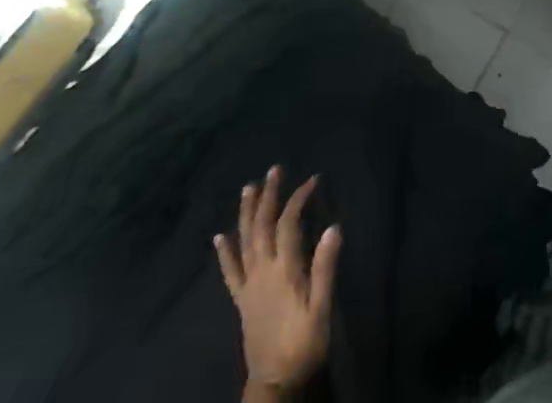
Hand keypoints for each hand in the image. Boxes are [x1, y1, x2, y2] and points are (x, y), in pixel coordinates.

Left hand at [215, 166, 341, 399]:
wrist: (275, 381)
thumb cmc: (304, 344)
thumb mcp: (321, 308)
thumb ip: (325, 268)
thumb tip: (333, 227)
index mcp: (284, 269)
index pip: (289, 223)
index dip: (299, 198)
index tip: (312, 180)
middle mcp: (262, 270)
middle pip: (262, 225)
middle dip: (269, 195)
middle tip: (274, 169)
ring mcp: (248, 284)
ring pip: (244, 240)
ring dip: (246, 212)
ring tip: (248, 187)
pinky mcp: (241, 299)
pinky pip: (229, 271)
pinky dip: (224, 252)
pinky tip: (219, 236)